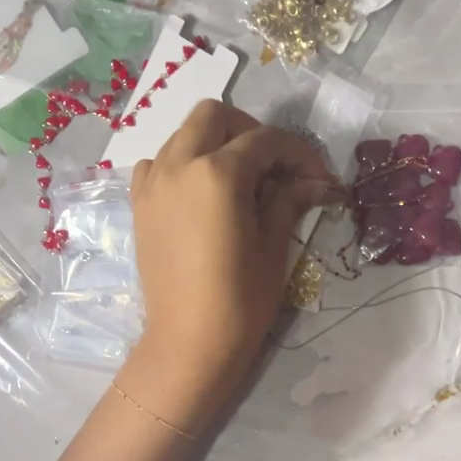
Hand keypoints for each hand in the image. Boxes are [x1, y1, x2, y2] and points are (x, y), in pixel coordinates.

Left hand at [119, 100, 336, 433]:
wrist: (189, 344)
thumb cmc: (240, 303)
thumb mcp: (273, 249)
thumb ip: (289, 202)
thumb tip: (315, 182)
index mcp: (218, 174)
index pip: (265, 141)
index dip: (299, 154)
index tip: (320, 179)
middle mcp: (179, 164)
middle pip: (216, 116)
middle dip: (251, 132)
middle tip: (277, 167)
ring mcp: (154, 182)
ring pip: (184, 134)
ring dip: (216, 144)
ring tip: (242, 181)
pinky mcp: (140, 204)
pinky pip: (160, 163)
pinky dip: (184, 165)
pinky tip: (203, 195)